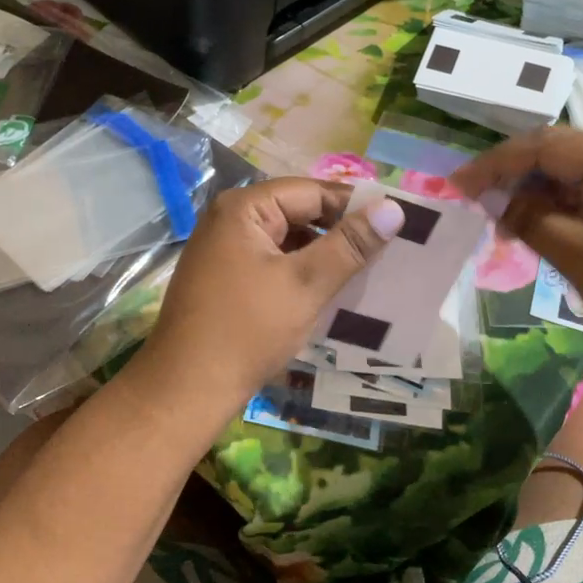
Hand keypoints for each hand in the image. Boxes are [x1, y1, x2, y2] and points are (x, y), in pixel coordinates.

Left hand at [132, 177, 404, 404]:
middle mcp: (229, 219)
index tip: (397, 226)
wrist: (185, 390)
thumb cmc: (247, 331)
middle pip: (298, 213)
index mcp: (243, 208)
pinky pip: (272, 263)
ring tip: (366, 274)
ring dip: (322, 256)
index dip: (354, 207)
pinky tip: (329, 294)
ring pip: (287, 241)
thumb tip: (394, 208)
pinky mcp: (225, 278)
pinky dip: (300, 274)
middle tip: (388, 253)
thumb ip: (349, 245)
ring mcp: (223, 250)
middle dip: (340, 233)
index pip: (312, 192)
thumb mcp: (306, 285)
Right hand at [450, 128, 582, 375]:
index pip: (548, 145)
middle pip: (562, 158)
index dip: (496, 162)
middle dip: (514, 178)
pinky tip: (537, 235)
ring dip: (536, 199)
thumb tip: (497, 199)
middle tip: (472, 206)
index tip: (455, 185)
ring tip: (498, 224)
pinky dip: (561, 217)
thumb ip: (536, 222)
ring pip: (576, 183)